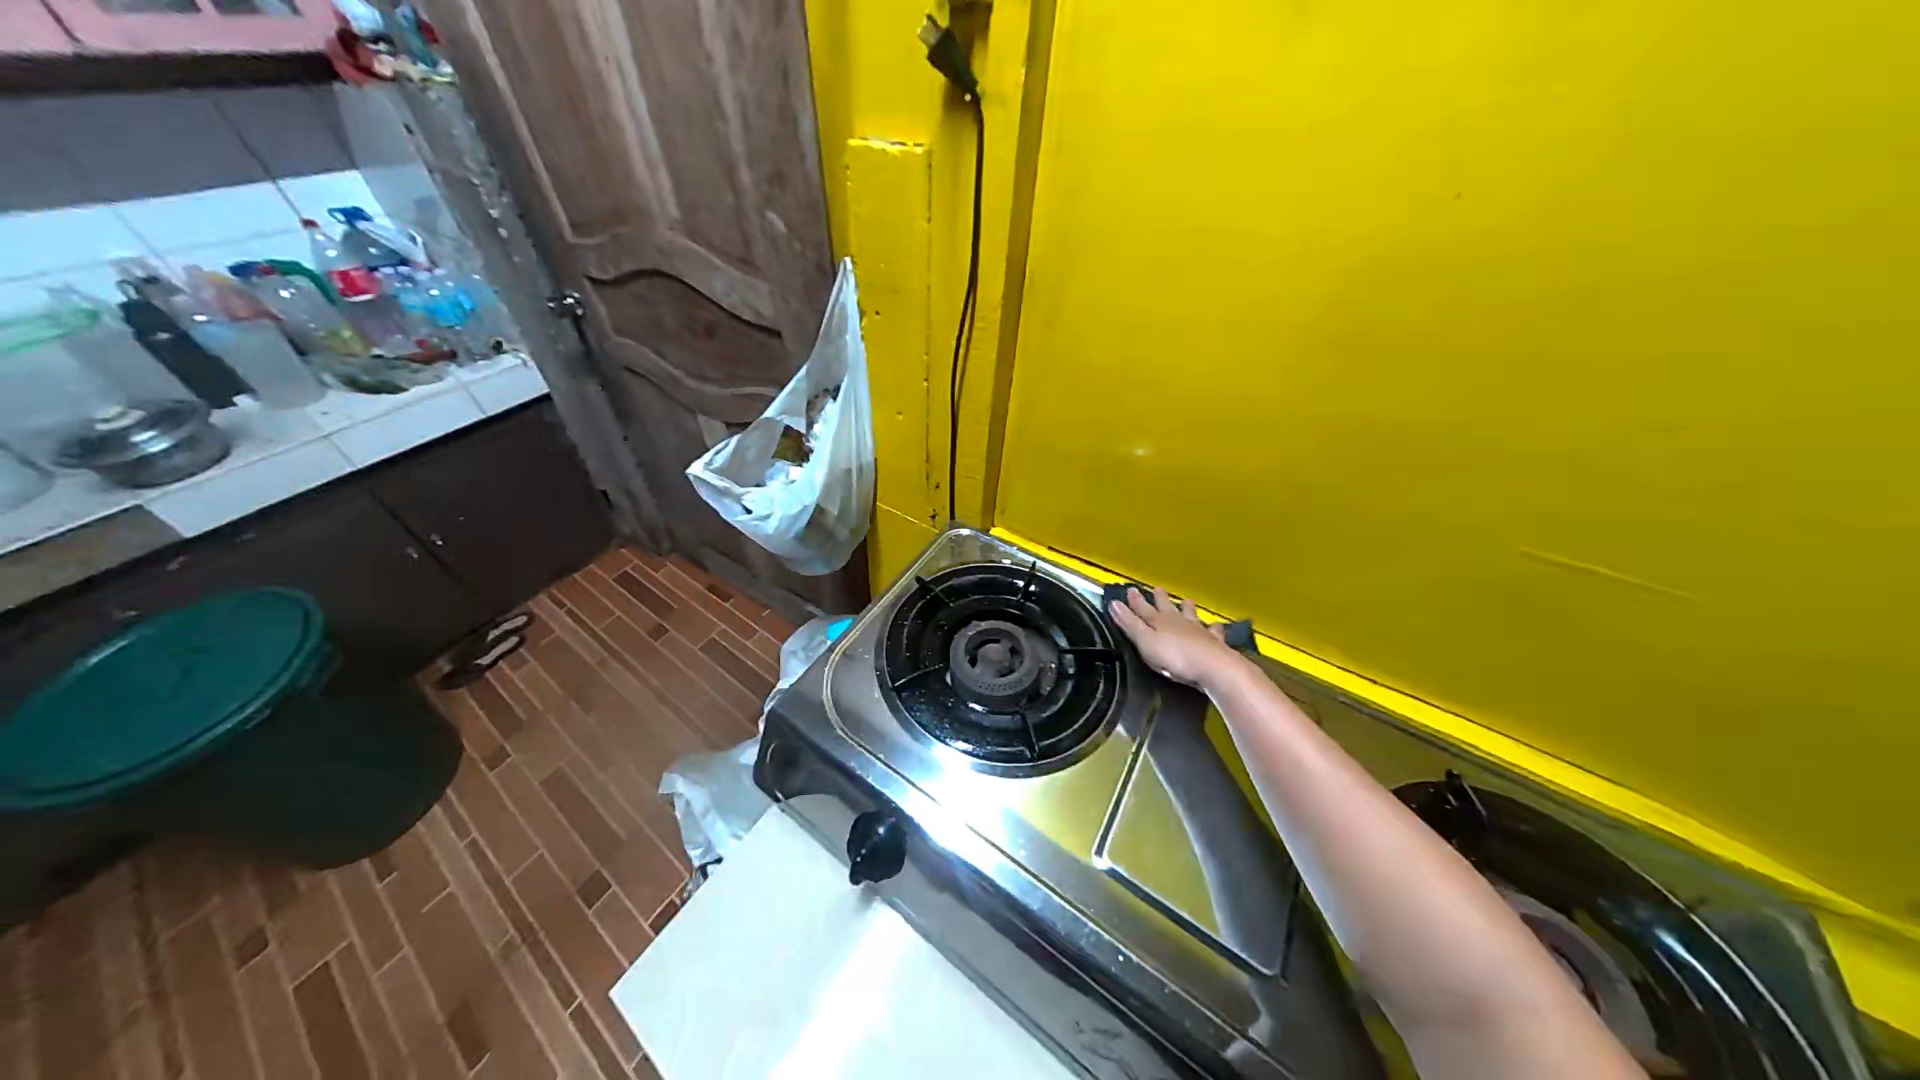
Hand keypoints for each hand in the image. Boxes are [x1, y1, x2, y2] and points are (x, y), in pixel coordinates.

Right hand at [1107, 585, 1240, 688]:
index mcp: (1159, 621)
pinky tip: (1216, 626)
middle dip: (1160, 599)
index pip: (1143, 608)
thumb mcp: (1145, 641)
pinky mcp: (1214, 643)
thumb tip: (1114, 603)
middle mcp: (1178, 622)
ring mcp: (1198, 631)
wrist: (1213, 667)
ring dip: (1186, 608)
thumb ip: (1129, 623)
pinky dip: (1213, 628)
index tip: (1130, 589)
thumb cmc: (1175, 658)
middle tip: (1158, 588)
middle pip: (1167, 607)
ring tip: (1186, 601)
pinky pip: (1213, 631)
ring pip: (1190, 615)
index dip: (1135, 600)